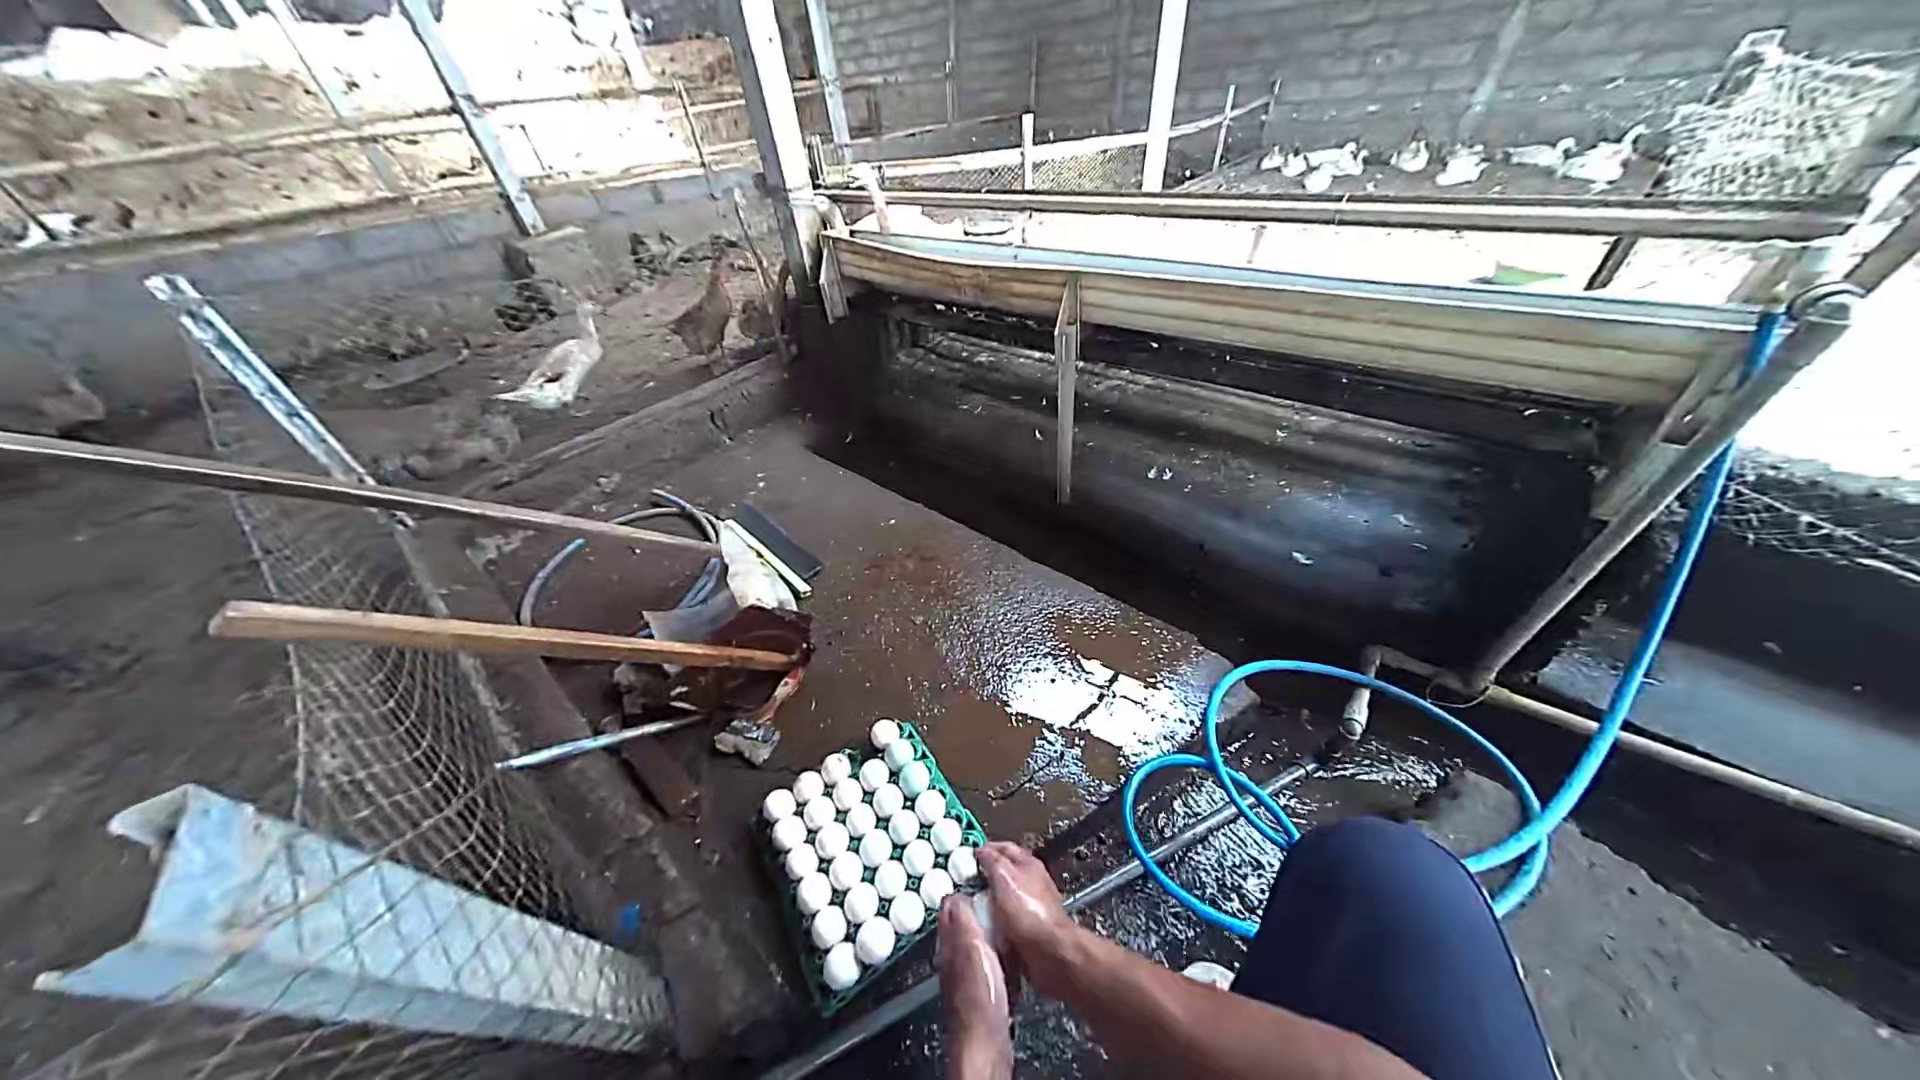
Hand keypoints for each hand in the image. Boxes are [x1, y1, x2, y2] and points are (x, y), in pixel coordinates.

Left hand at [939, 895, 1013, 1079]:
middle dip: (979, 912)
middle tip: (995, 901)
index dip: (964, 892)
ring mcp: (968, 976)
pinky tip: (1010, 958)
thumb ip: (963, 922)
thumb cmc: (979, 998)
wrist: (986, 1043)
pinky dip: (1000, 957)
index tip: (979, 882)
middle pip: (964, 925)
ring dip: (990, 934)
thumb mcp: (972, 949)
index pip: (950, 908)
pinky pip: (992, 964)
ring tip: (1006, 925)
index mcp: (949, 944)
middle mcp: (954, 959)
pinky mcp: (982, 992)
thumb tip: (956, 896)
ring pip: (978, 944)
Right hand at [976, 842, 1078, 996]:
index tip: (966, 858)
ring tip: (972, 908)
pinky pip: (1004, 922)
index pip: (1002, 848)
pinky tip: (986, 928)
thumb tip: (981, 851)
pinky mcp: (1028, 930)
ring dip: (987, 904)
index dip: (983, 850)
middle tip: (965, 885)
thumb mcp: (1004, 878)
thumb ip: (992, 861)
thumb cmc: (1032, 915)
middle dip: (983, 879)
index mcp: (1027, 864)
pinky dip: (994, 923)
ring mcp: (1030, 907)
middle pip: (1002, 874)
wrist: (1051, 953)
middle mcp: (1031, 883)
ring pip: (1001, 900)